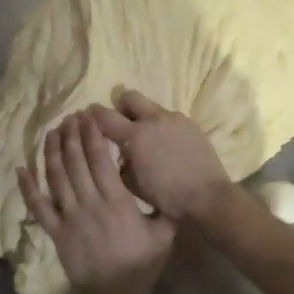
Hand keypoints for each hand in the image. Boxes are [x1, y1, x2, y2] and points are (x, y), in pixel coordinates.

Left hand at [19, 112, 174, 293]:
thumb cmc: (142, 264)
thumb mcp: (165, 232)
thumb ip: (165, 206)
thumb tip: (170, 183)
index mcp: (117, 200)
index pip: (100, 159)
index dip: (92, 135)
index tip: (88, 117)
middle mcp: (90, 203)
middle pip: (76, 162)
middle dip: (71, 136)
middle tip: (69, 116)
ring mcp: (69, 217)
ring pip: (56, 177)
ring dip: (52, 152)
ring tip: (52, 131)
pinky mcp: (55, 232)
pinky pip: (38, 207)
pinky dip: (28, 188)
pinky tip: (22, 169)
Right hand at [87, 88, 231, 221]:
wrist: (207, 196)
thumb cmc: (166, 196)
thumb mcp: (132, 185)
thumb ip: (120, 164)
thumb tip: (118, 153)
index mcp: (135, 136)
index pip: (104, 116)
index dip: (92, 115)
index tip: (86, 118)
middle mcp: (154, 119)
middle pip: (130, 97)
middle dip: (121, 106)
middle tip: (121, 122)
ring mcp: (175, 119)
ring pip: (153, 107)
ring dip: (145, 117)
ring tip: (149, 137)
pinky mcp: (191, 124)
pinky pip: (171, 118)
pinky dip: (163, 127)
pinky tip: (168, 145)